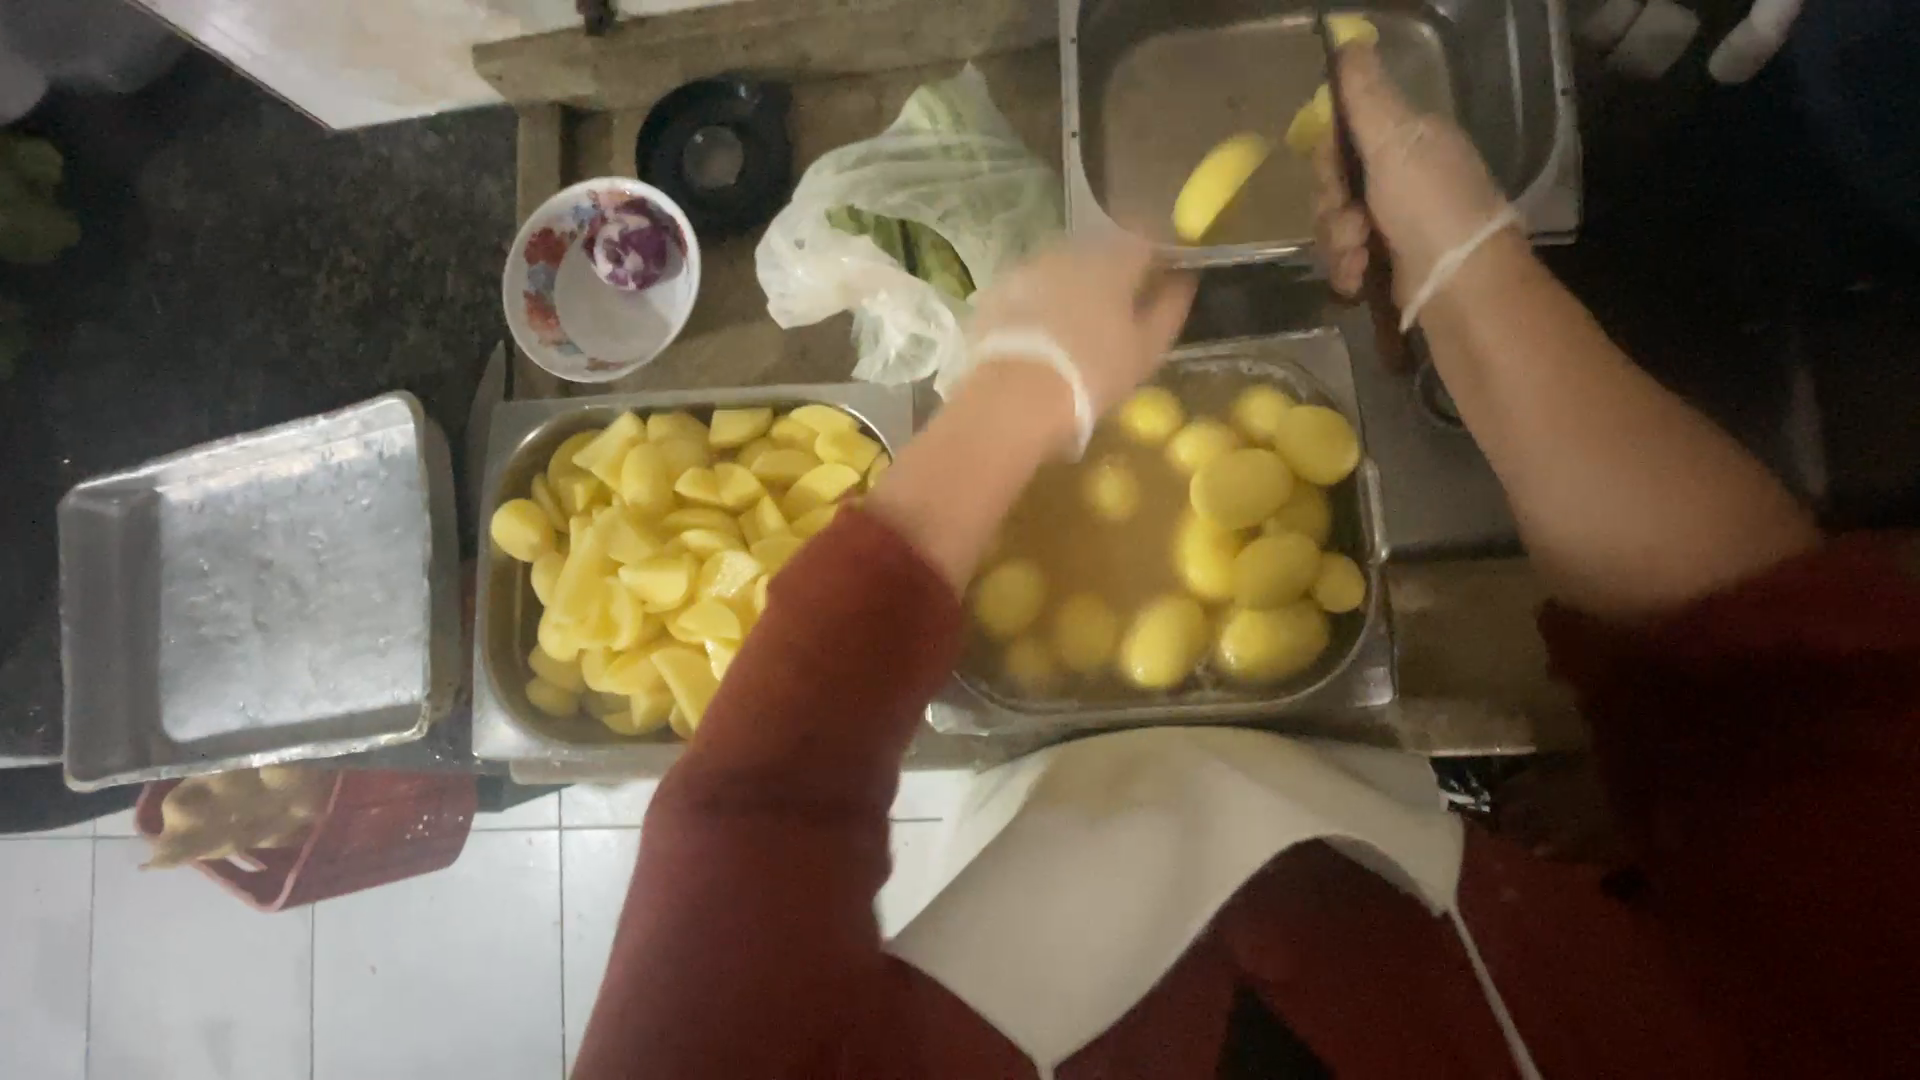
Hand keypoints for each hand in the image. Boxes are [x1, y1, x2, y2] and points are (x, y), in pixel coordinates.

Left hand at [964, 232, 1195, 423]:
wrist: (1015, 397)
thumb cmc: (1092, 375)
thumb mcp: (1146, 350)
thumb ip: (1169, 308)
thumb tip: (1183, 281)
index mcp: (1115, 257)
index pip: (1145, 236)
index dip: (1155, 258)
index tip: (1159, 282)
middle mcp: (1070, 249)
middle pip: (1099, 249)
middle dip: (1111, 273)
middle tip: (1116, 313)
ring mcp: (1029, 266)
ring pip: (1061, 267)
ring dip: (1072, 287)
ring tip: (1074, 329)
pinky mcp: (997, 291)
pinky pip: (1029, 288)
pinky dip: (1039, 303)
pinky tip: (1039, 336)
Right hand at [1312, 46, 1511, 304]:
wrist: (1454, 282)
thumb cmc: (1430, 205)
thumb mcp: (1396, 142)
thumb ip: (1366, 97)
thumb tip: (1347, 40)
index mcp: (1403, 144)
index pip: (1340, 142)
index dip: (1327, 163)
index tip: (1336, 176)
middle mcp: (1395, 180)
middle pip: (1329, 190)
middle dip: (1332, 213)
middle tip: (1354, 224)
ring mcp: (1388, 224)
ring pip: (1330, 229)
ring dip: (1338, 246)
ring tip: (1362, 257)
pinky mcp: (1380, 263)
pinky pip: (1339, 261)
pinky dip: (1345, 271)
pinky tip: (1360, 277)